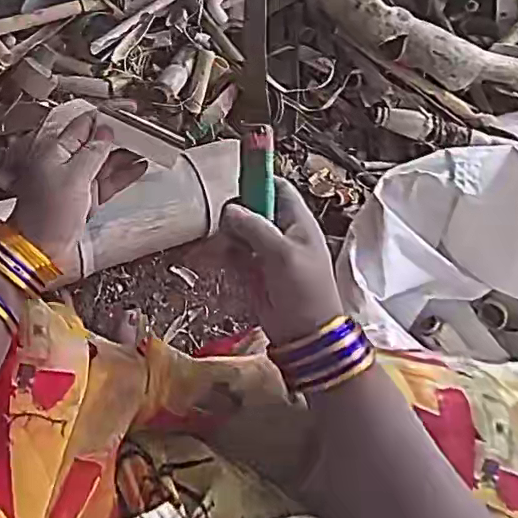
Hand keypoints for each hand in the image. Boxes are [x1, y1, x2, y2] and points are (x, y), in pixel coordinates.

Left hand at [3, 111, 142, 258]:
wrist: (39, 250)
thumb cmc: (45, 216)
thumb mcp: (74, 177)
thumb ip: (92, 153)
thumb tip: (105, 134)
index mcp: (56, 151)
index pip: (84, 123)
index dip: (106, 115)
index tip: (126, 110)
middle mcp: (66, 162)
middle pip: (97, 141)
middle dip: (119, 134)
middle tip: (140, 129)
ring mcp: (76, 180)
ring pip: (105, 160)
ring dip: (126, 153)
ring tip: (146, 145)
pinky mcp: (86, 197)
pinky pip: (109, 179)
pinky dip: (124, 173)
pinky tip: (138, 166)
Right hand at [220, 179, 343, 343]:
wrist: (306, 337)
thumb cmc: (304, 290)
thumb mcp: (283, 254)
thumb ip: (255, 228)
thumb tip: (230, 209)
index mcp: (297, 221)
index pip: (278, 187)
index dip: (259, 180)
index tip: (236, 180)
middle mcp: (281, 231)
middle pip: (253, 207)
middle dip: (235, 210)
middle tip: (219, 216)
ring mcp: (265, 251)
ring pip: (239, 229)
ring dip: (225, 232)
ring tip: (213, 238)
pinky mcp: (252, 269)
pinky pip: (233, 252)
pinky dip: (222, 251)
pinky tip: (211, 254)